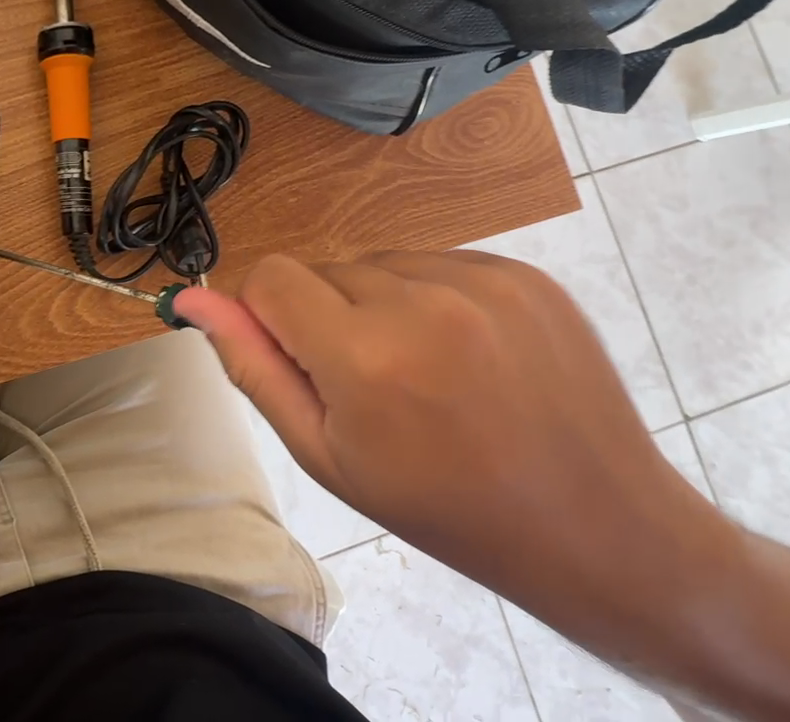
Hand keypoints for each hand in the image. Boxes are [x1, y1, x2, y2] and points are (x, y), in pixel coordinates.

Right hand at [175, 251, 731, 620]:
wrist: (598, 526)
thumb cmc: (440, 504)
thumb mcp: (324, 452)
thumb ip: (251, 366)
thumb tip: (191, 300)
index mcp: (366, 355)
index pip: (270, 278)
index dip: (268, 317)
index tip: (299, 363)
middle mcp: (422, 299)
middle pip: (322, 270)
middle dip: (323, 315)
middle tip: (368, 385)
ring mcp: (482, 280)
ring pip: (376, 264)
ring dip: (375, 304)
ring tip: (420, 371)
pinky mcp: (523, 273)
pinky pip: (434, 262)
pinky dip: (428, 298)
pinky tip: (462, 354)